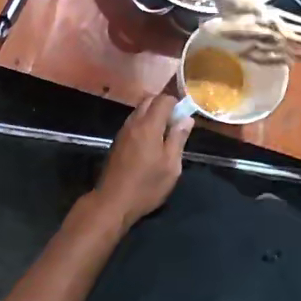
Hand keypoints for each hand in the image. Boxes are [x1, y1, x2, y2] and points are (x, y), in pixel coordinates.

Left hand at [90, 94, 193, 226]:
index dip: (176, 102)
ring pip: (139, 110)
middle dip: (163, 104)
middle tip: (176, 121)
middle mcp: (134, 122)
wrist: (113, 201)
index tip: (185, 113)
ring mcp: (123, 131)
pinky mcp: (118, 140)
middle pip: (148, 100)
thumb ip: (178, 139)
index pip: (163, 100)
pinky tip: (151, 140)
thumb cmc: (147, 185)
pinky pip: (133, 121)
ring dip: (153, 113)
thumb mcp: (171, 166)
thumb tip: (186, 119)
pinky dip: (144, 122)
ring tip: (166, 131)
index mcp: (149, 126)